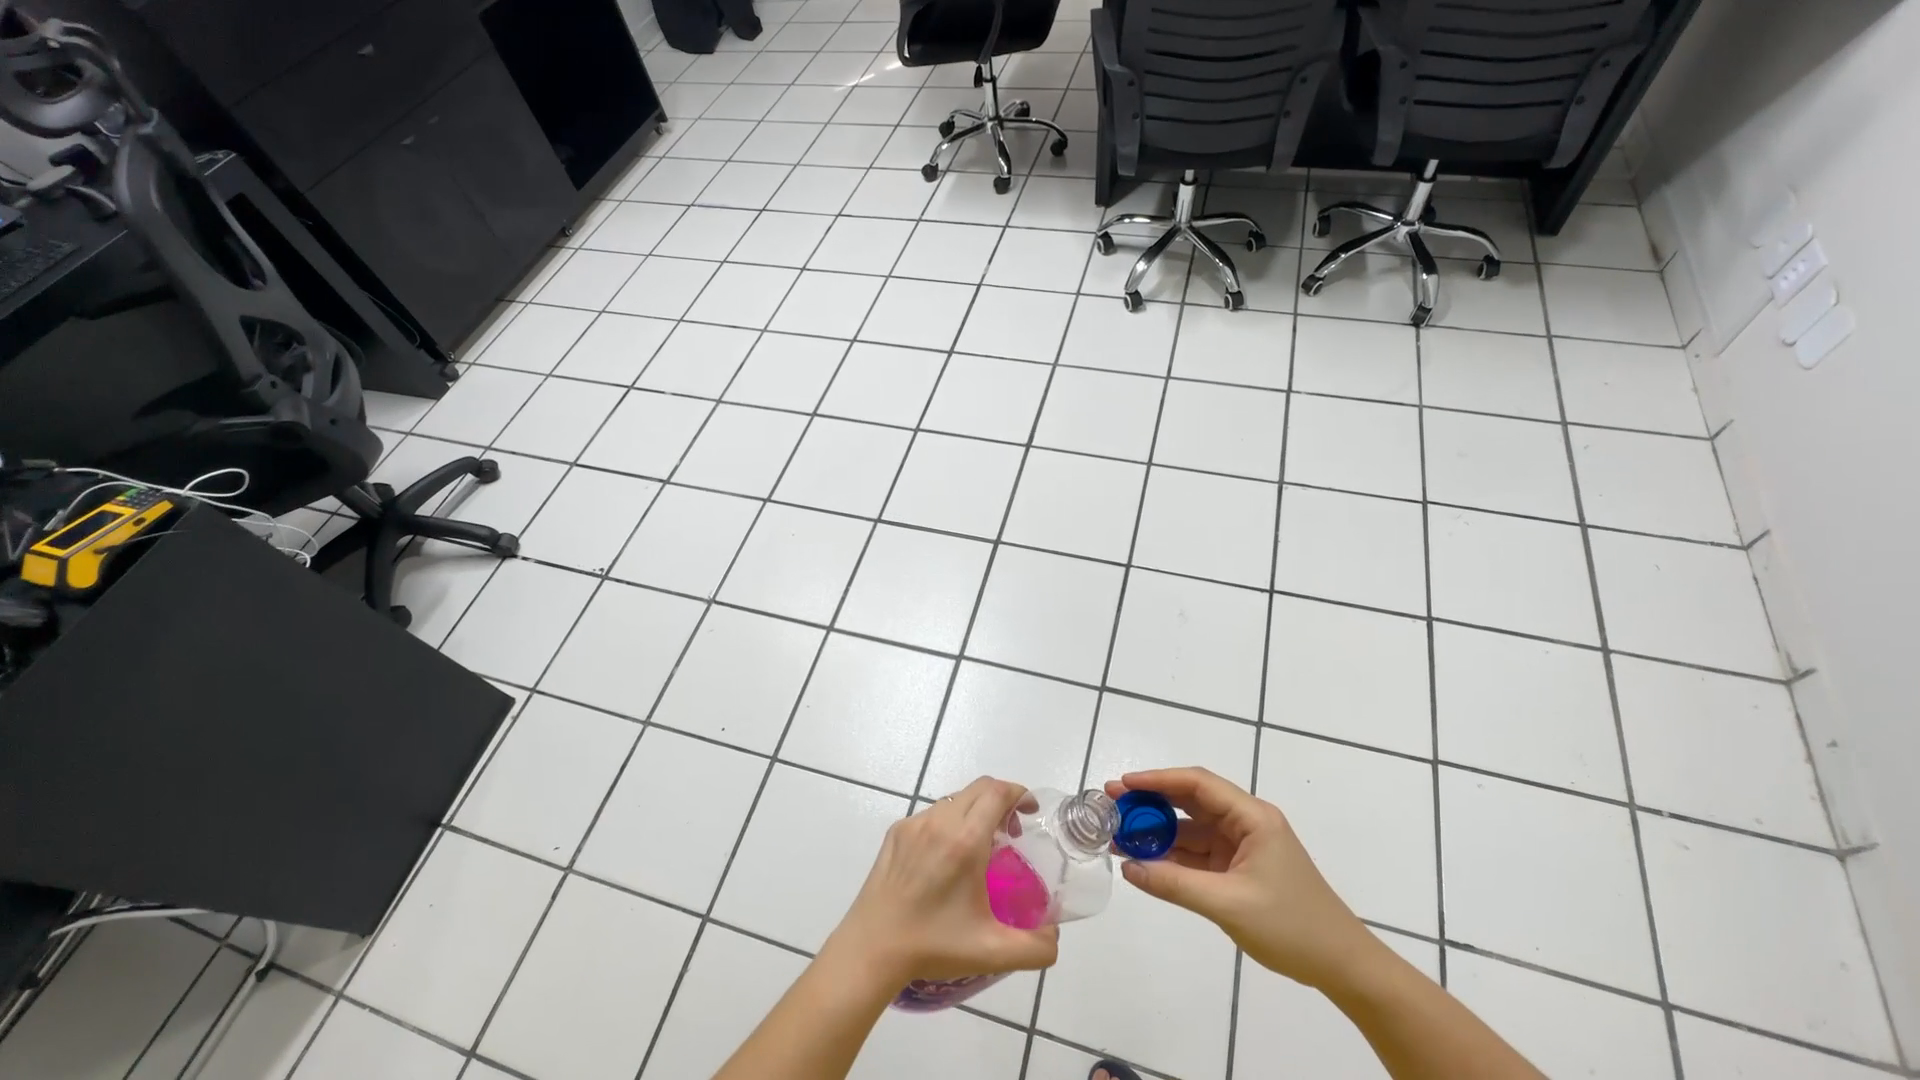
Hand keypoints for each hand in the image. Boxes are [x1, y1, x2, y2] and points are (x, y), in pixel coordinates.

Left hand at [824, 776, 1059, 986]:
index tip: (1030, 813)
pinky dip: (950, 822)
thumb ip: (1037, 948)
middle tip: (1011, 831)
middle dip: (1001, 799)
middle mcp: (939, 823)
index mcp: (965, 842)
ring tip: (981, 845)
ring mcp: (913, 825)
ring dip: (975, 810)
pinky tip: (948, 857)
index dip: (1019, 793)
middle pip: (978, 789)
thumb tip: (1054, 936)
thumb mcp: (993, 952)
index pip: (997, 792)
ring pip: (954, 800)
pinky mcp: (895, 834)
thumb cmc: (933, 946)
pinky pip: (931, 815)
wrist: (871, 949)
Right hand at [1105, 767, 1382, 992]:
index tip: (1121, 786)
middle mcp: (1246, 824)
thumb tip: (1127, 868)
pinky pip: (1196, 854)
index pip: (1197, 784)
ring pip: (1190, 828)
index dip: (1157, 780)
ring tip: (1116, 835)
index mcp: (1253, 818)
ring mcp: (1242, 847)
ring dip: (1156, 831)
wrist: (1341, 965)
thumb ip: (1175, 884)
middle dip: (1150, 802)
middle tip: (1109, 806)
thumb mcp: (1228, 904)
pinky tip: (1141, 860)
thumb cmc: (1291, 926)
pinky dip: (1170, 855)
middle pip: (1190, 801)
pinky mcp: (1238, 870)